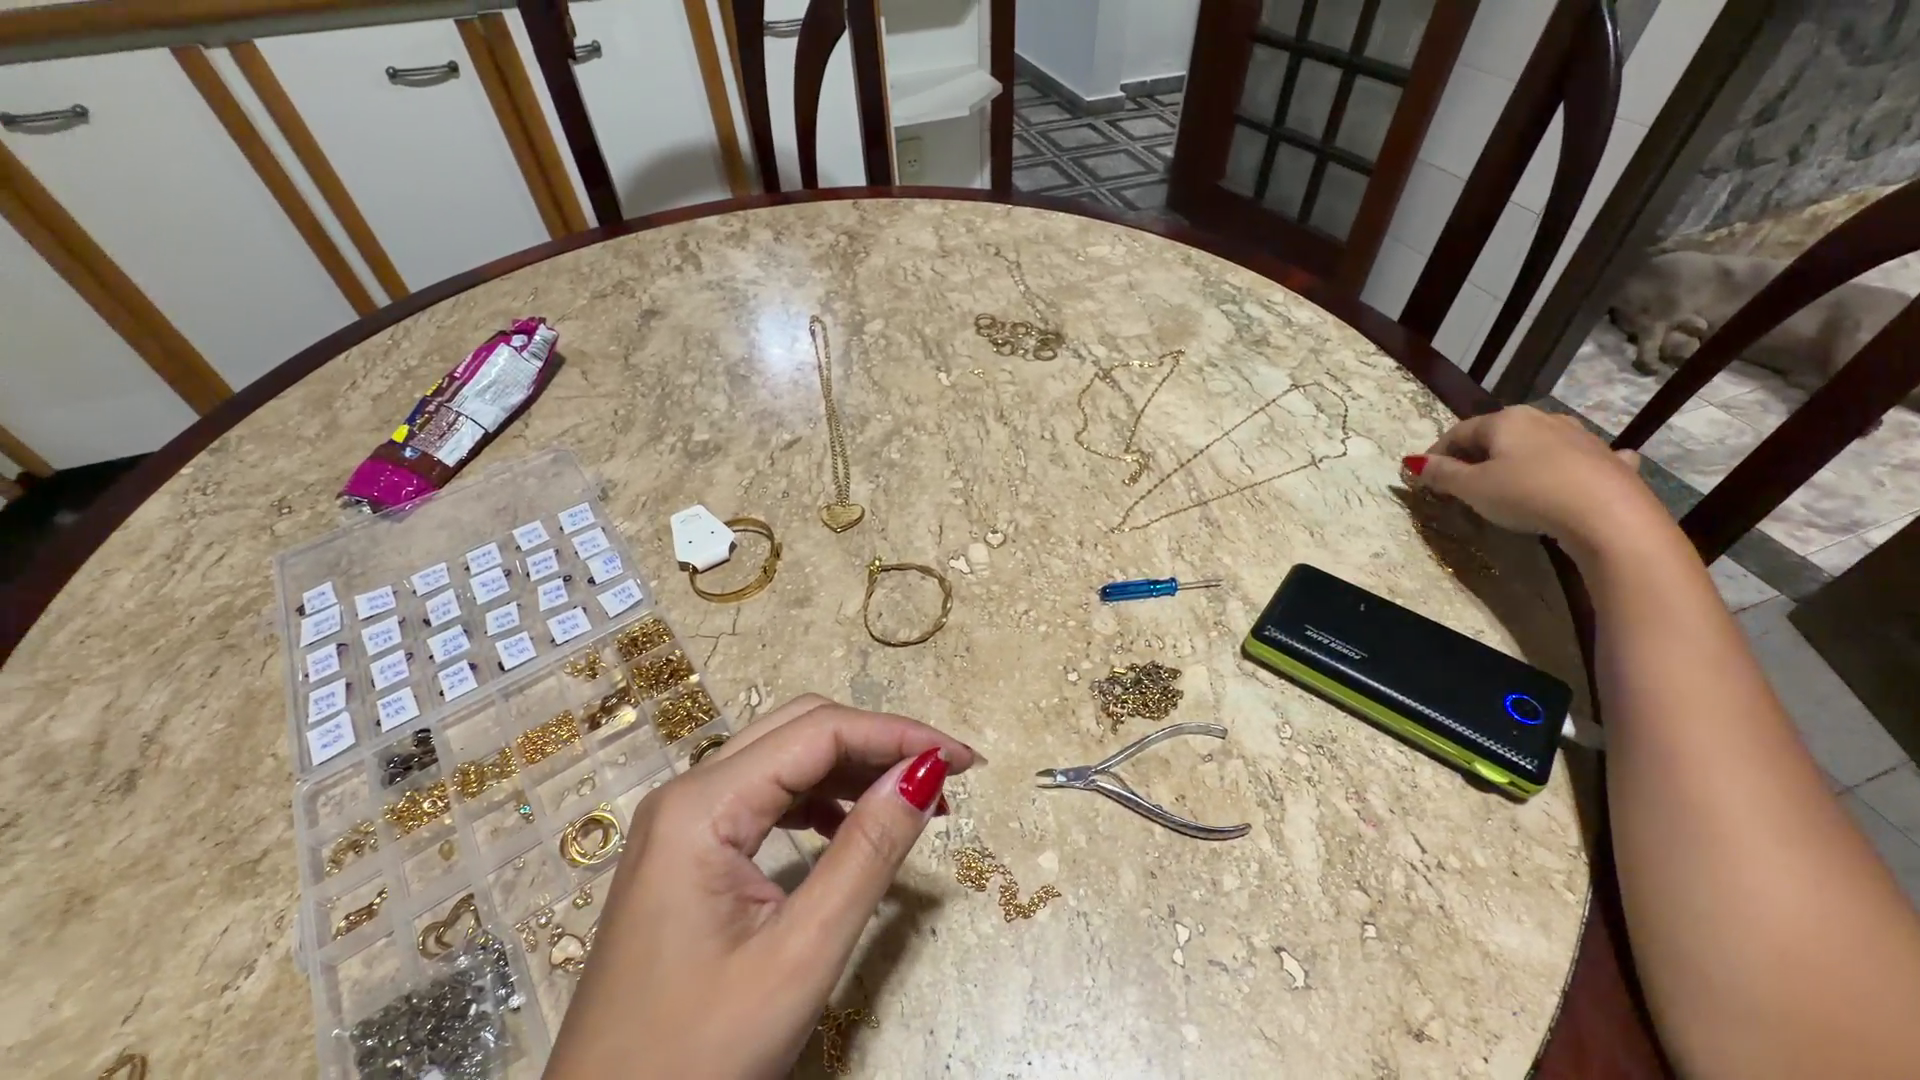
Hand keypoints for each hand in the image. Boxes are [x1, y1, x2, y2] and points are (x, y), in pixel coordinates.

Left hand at [544, 695, 976, 1079]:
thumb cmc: (699, 1052)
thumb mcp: (800, 954)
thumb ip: (866, 853)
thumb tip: (926, 773)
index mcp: (702, 806)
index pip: (819, 733)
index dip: (899, 735)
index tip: (966, 761)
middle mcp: (687, 795)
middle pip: (799, 732)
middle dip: (879, 744)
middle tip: (947, 779)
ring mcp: (683, 824)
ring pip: (784, 762)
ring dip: (853, 770)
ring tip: (915, 805)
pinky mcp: (689, 854)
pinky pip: (766, 799)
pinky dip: (821, 800)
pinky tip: (853, 826)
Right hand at [1403, 405, 1664, 552]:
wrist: (1608, 514)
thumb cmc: (1528, 494)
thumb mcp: (1473, 489)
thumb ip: (1442, 475)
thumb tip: (1414, 462)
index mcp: (1506, 421)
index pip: (1459, 432)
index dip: (1437, 453)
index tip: (1424, 475)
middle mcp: (1543, 419)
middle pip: (1499, 434)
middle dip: (1478, 455)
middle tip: (1463, 482)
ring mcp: (1581, 437)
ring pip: (1541, 443)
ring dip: (1522, 457)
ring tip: (1511, 481)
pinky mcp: (1609, 460)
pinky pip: (1583, 458)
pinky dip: (1572, 466)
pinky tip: (1577, 477)